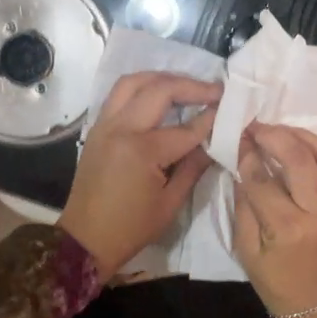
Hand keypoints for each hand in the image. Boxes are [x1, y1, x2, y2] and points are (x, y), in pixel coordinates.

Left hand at [58, 72, 220, 280]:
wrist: (85, 239)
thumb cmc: (131, 228)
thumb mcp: (171, 203)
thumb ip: (194, 166)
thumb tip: (214, 142)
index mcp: (141, 150)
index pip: (186, 127)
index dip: (212, 118)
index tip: (231, 108)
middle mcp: (121, 128)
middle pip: (159, 89)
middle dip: (191, 86)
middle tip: (215, 90)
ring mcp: (104, 124)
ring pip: (133, 82)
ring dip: (162, 78)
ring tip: (186, 86)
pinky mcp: (96, 128)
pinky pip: (118, 95)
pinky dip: (141, 88)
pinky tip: (159, 96)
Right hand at [232, 123, 316, 317]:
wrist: (315, 303)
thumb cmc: (274, 281)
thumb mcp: (246, 248)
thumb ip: (244, 205)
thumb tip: (241, 166)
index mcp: (288, 227)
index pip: (263, 179)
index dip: (246, 155)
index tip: (236, 138)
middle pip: (298, 158)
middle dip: (273, 136)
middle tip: (255, 126)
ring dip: (301, 136)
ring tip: (279, 130)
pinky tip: (308, 148)